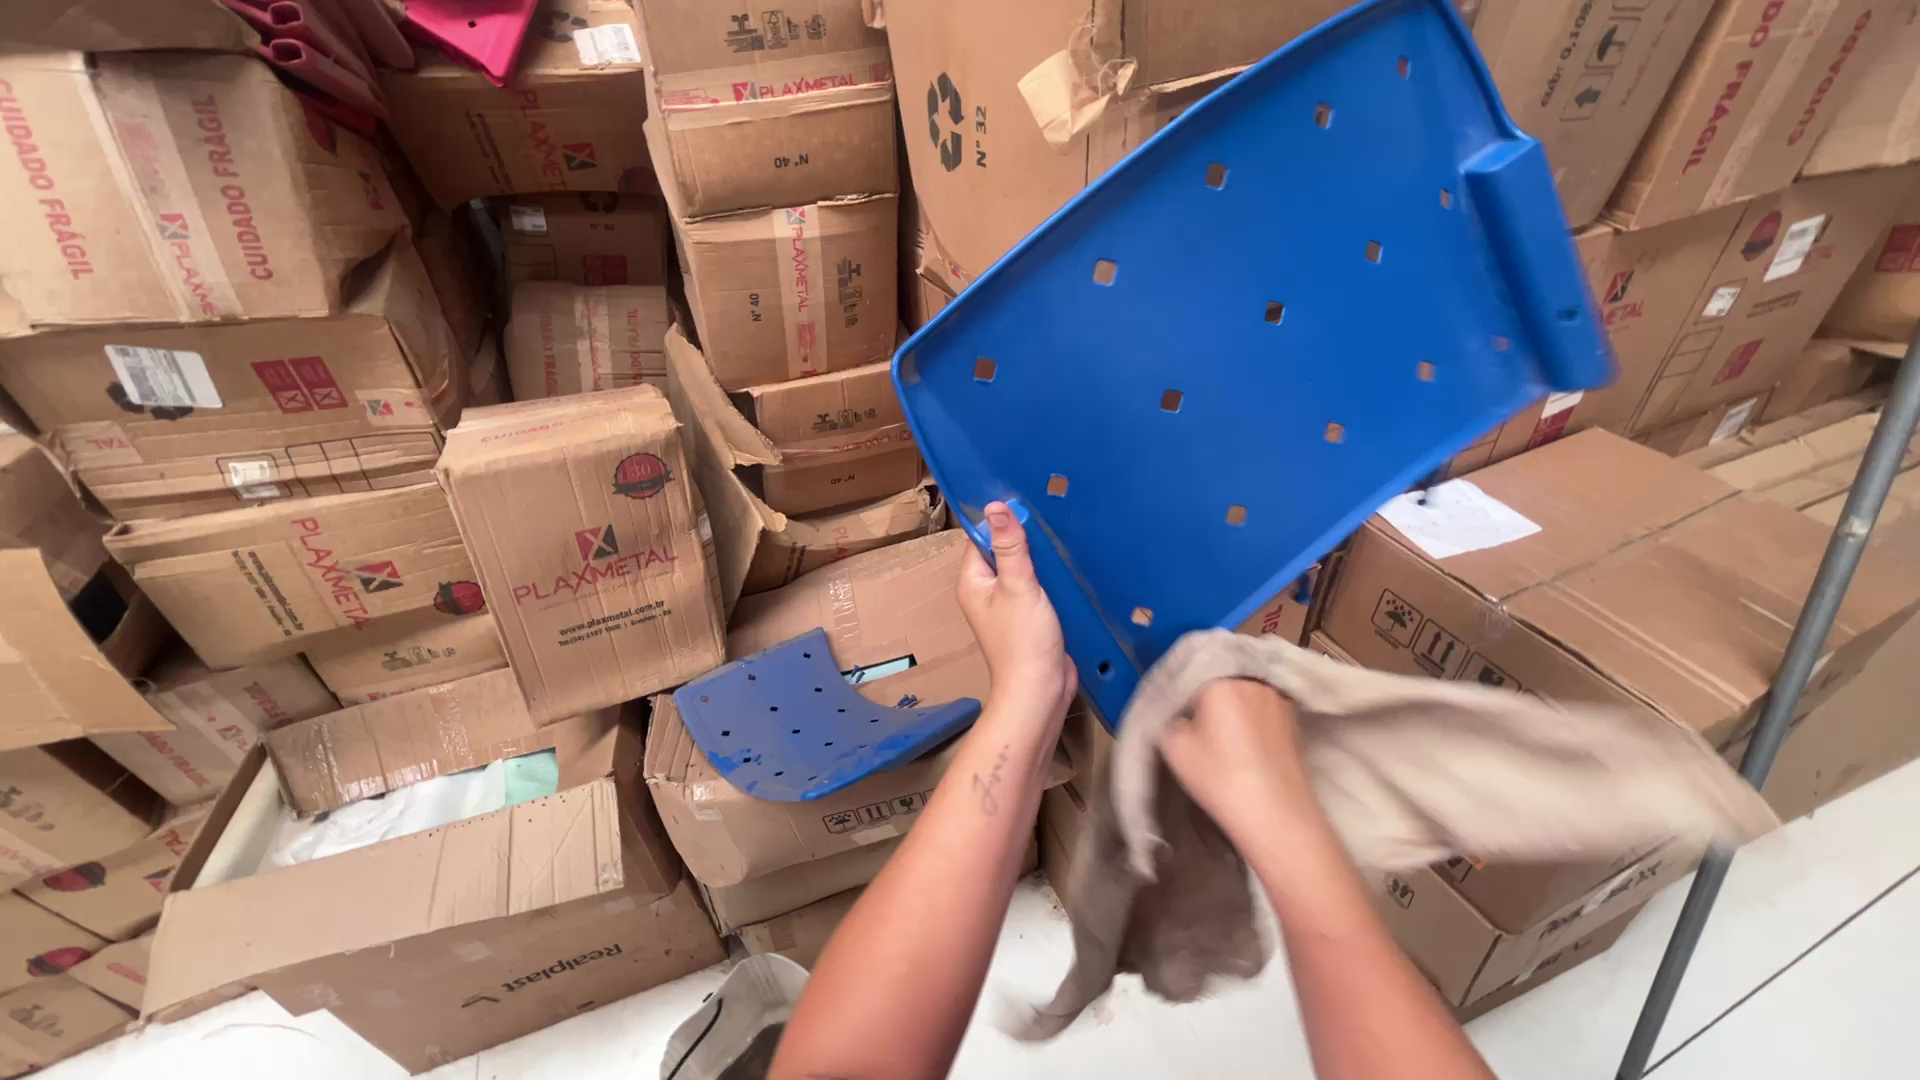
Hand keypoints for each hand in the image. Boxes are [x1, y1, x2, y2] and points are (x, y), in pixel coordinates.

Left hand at [956, 502, 1076, 719]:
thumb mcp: (1018, 585)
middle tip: (1048, 516)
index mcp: (973, 582)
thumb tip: (996, 506)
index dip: (999, 521)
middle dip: (1022, 537)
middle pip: (1002, 551)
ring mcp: (1007, 605)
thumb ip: (1009, 545)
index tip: (1023, 502)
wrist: (1040, 689)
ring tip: (1060, 538)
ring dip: (1038, 558)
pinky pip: (1036, 587)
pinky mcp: (1029, 616)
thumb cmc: (1023, 641)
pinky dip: (1049, 578)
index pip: (980, 539)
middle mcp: (985, 591)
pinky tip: (1065, 567)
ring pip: (1021, 569)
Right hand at [1161, 679, 1315, 842]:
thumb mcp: (1173, 747)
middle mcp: (1251, 682)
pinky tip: (1245, 745)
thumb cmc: (1220, 777)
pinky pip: (1261, 711)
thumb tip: (1179, 714)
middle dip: (1206, 699)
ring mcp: (1277, 700)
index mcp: (1219, 681)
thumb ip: (1167, 718)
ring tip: (1222, 737)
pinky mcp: (1294, 721)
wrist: (1278, 817)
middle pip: (1219, 682)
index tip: (1173, 714)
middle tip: (1195, 725)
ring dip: (1231, 709)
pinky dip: (1251, 721)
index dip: (1178, 694)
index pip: (1188, 674)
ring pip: (1242, 696)